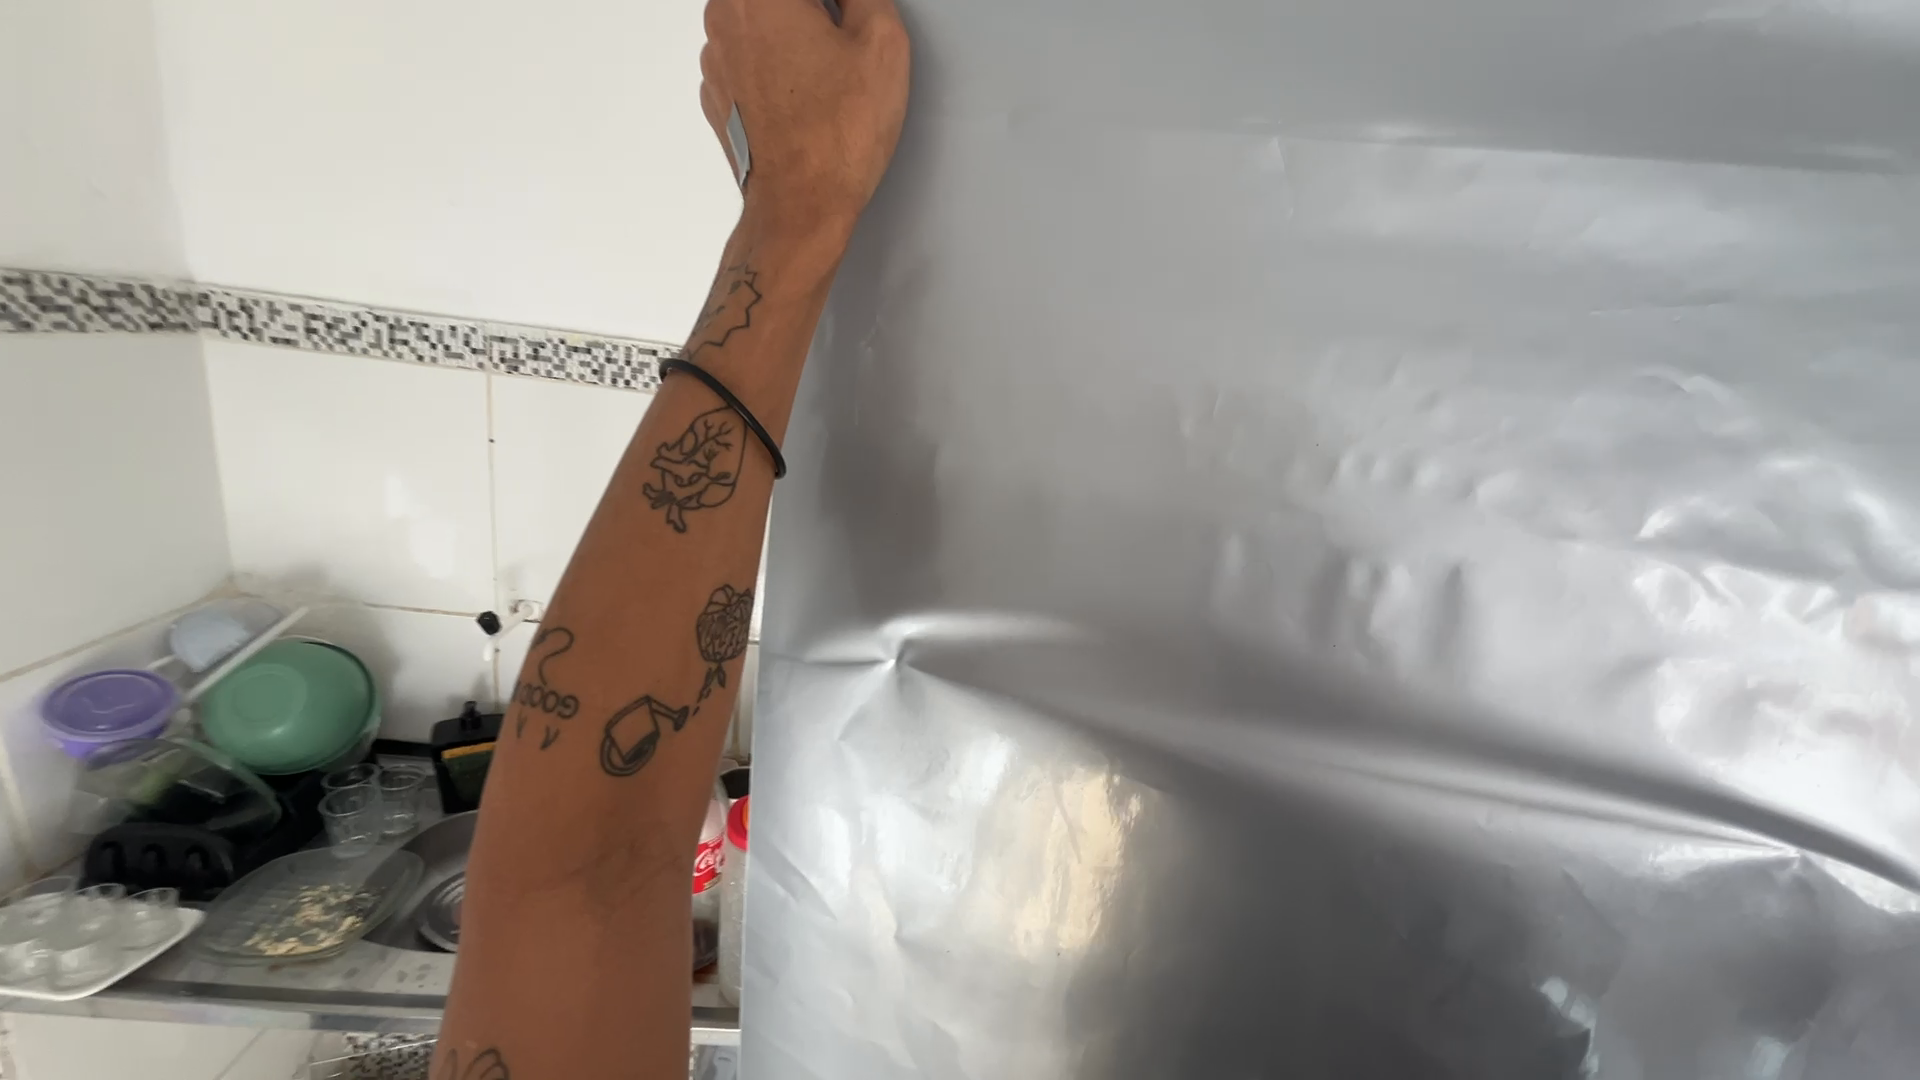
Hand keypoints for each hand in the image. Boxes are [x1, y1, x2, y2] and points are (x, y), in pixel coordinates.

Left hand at [700, 0, 911, 237]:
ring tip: (825, 79)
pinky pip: (746, 61)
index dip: (835, 7)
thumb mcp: (882, 44)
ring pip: (757, 22)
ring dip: (790, 36)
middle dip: (812, 17)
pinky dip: (772, 69)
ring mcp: (713, 58)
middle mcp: (723, 13)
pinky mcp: (717, 98)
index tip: (849, 19)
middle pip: (775, 3)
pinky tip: (802, 102)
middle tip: (840, 48)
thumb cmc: (839, 134)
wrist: (801, 208)